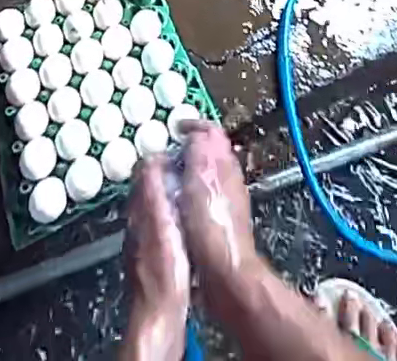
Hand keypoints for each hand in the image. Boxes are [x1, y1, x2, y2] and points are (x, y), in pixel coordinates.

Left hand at [125, 153, 190, 323]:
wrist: (160, 315)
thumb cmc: (164, 272)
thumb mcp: (162, 225)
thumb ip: (154, 194)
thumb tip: (151, 161)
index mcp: (139, 212)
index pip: (143, 173)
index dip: (159, 160)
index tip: (177, 155)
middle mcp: (138, 223)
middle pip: (148, 189)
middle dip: (165, 176)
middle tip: (185, 170)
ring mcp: (144, 241)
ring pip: (155, 207)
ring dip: (169, 197)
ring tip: (188, 192)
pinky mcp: (154, 257)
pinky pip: (161, 226)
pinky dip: (172, 218)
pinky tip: (186, 224)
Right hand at [174, 122, 259, 302]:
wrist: (227, 271)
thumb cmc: (211, 225)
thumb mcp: (200, 178)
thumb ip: (198, 148)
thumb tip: (193, 131)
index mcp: (224, 162)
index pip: (211, 130)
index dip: (193, 125)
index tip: (175, 127)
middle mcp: (229, 176)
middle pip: (211, 149)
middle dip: (190, 145)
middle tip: (168, 149)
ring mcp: (227, 198)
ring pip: (207, 171)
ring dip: (189, 168)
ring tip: (167, 173)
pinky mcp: (220, 220)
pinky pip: (203, 194)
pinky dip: (190, 190)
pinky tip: (176, 202)